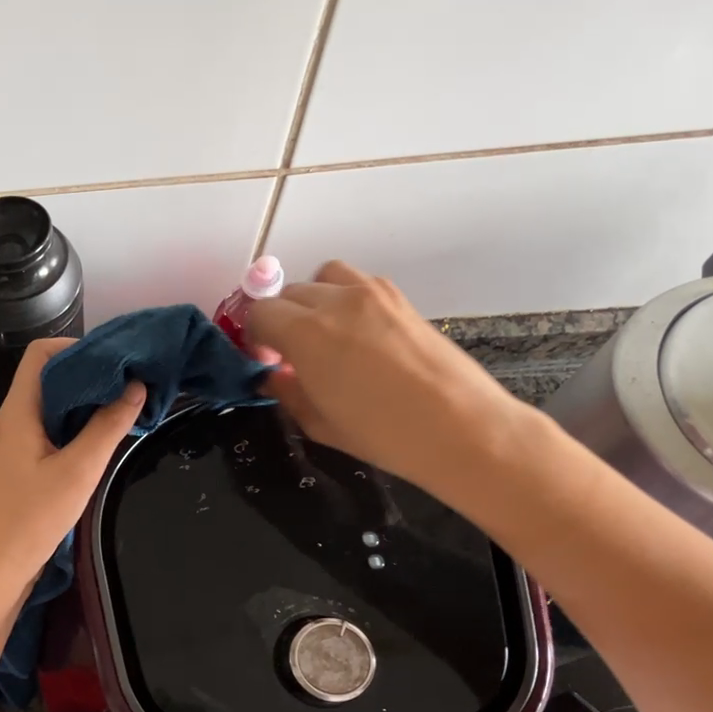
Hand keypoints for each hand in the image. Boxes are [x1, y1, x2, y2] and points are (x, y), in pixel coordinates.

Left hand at [0, 338, 145, 587]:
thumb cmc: (34, 518)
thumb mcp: (79, 471)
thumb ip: (108, 427)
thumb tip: (136, 387)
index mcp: (17, 413)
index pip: (40, 354)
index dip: (77, 347)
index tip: (115, 362)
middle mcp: (10, 421)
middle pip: (47, 378)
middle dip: (88, 375)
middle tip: (128, 384)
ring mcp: (11, 444)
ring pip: (48, 407)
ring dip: (83, 404)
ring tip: (121, 409)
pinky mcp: (17, 465)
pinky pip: (46, 431)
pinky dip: (72, 427)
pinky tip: (99, 440)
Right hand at [245, 260, 527, 492]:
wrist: (458, 426)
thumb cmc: (379, 434)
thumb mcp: (316, 422)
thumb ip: (284, 391)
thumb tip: (270, 375)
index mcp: (306, 333)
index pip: (260, 313)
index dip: (255, 338)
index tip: (265, 362)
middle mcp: (336, 300)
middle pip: (289, 293)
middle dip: (280, 321)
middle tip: (289, 356)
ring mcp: (372, 293)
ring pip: (323, 278)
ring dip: (312, 301)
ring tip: (322, 337)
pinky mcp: (399, 297)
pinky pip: (356, 284)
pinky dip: (343, 300)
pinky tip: (355, 336)